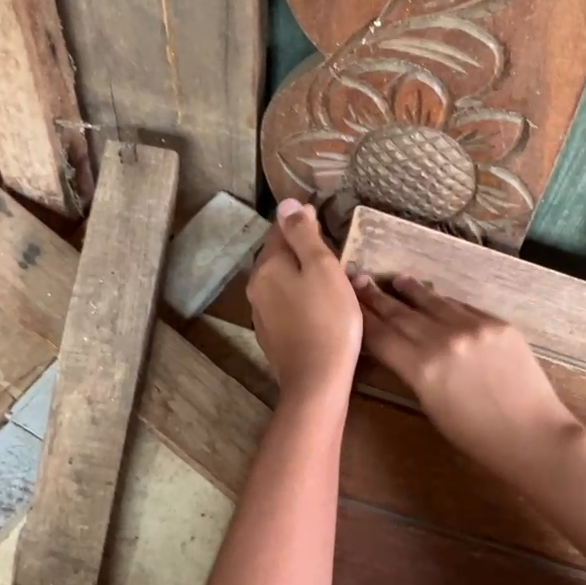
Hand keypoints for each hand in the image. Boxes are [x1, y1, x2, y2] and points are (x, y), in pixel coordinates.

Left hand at [246, 199, 362, 399]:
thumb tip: (286, 204)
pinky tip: (317, 306)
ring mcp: (262, 315)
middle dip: (298, 248)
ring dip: (298, 274)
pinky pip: (284, 306)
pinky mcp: (272, 337)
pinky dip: (298, 298)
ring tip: (326, 276)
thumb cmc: (328, 319)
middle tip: (327, 246)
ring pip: (280, 283)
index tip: (320, 217)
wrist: (317, 380)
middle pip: (276, 257)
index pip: (279, 231)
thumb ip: (303, 234)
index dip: (300, 221)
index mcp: (267, 267)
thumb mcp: (322, 268)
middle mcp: (256, 288)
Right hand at [354, 274, 583, 479]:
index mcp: (421, 368)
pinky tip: (436, 297)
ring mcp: (473, 327)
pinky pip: (462, 307)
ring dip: (412, 291)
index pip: (382, 336)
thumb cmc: (476, 437)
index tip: (350, 301)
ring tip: (396, 280)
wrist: (532, 435)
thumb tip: (401, 347)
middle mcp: (443, 340)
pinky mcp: (497, 323)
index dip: (363, 317)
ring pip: (433, 302)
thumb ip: (413, 371)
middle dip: (379, 298)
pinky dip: (444, 302)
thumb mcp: (432, 407)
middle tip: (361, 279)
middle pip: (402, 314)